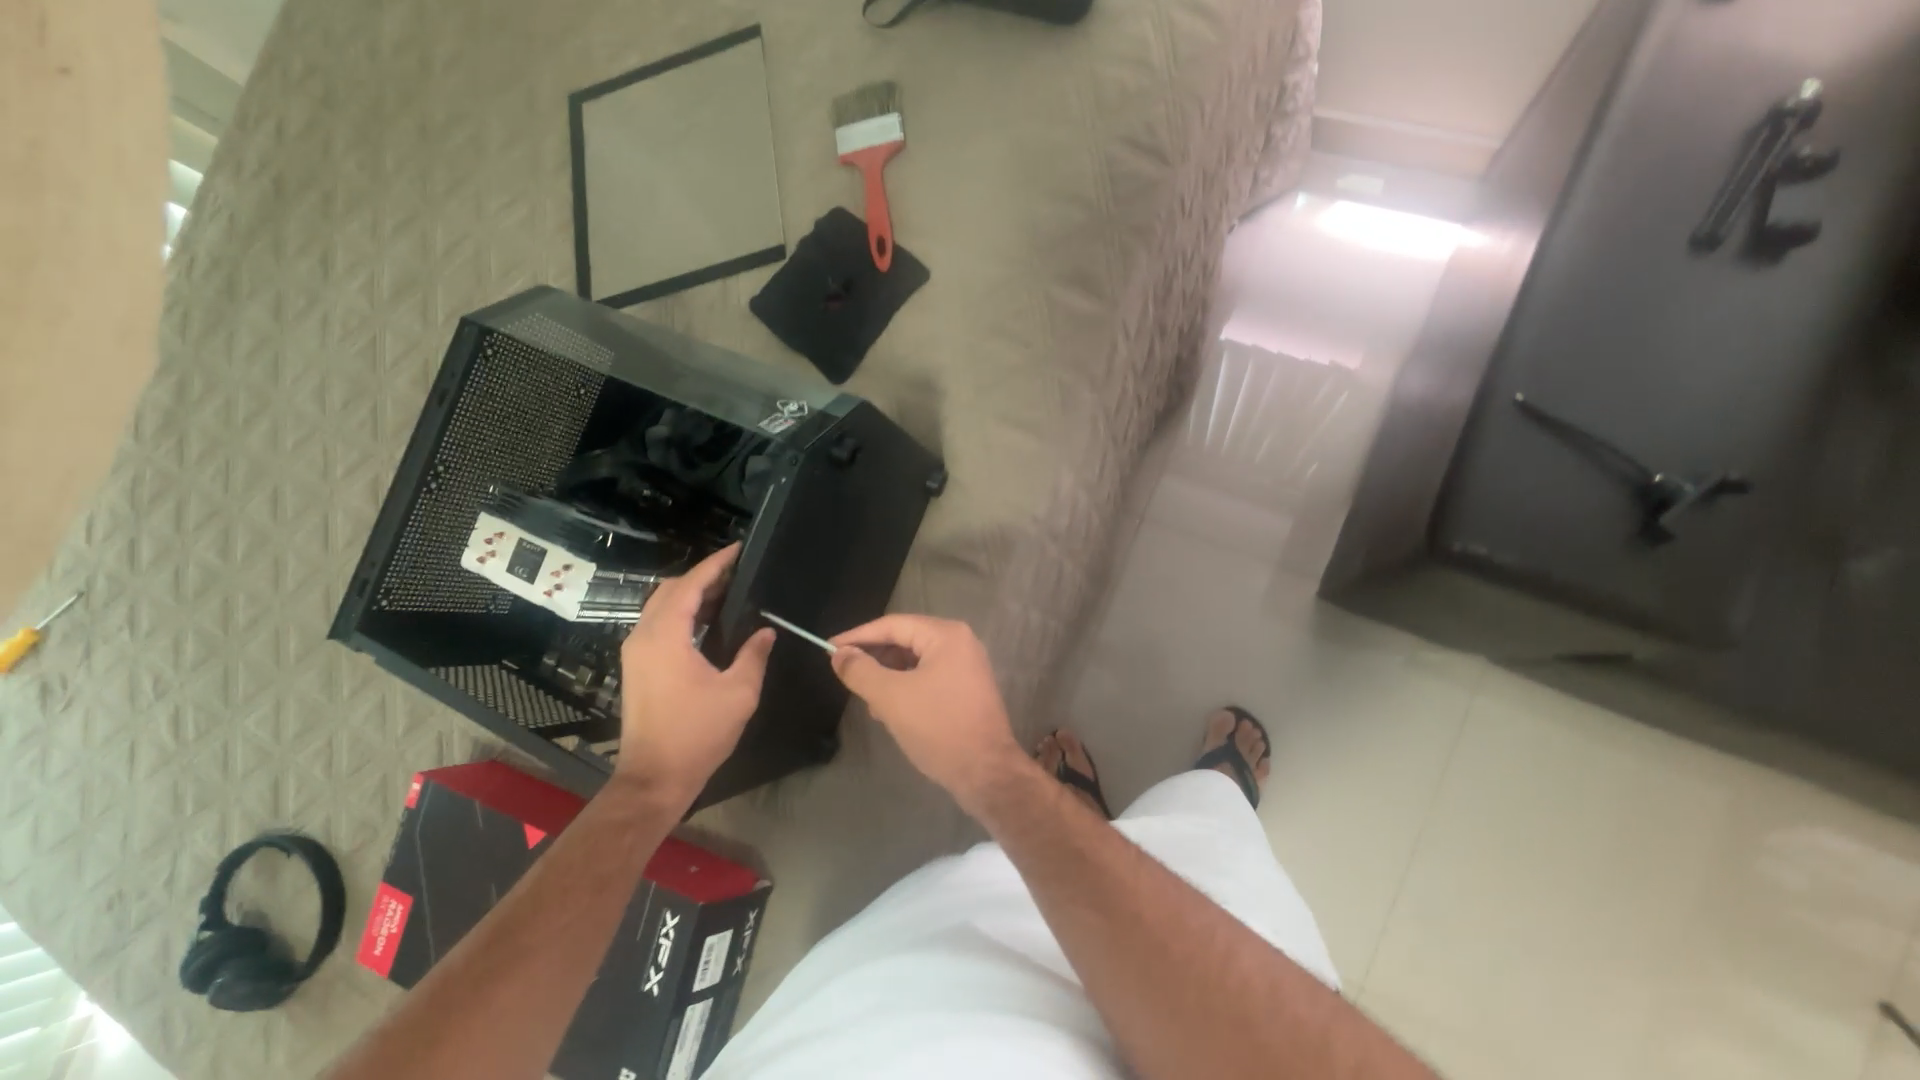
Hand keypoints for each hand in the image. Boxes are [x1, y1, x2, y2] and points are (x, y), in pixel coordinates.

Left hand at [616, 544, 774, 804]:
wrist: (655, 776)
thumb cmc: (698, 734)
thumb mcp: (739, 693)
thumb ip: (754, 655)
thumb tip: (765, 631)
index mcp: (666, 636)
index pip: (690, 585)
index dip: (715, 564)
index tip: (738, 550)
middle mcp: (643, 636)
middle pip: (670, 590)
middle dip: (702, 577)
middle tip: (737, 573)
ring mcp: (636, 652)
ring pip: (660, 608)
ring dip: (691, 597)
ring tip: (727, 594)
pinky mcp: (637, 667)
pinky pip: (658, 626)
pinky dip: (681, 615)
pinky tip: (708, 625)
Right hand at [830, 615, 1026, 805]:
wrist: (986, 772)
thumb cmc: (938, 728)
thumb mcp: (891, 697)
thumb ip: (861, 671)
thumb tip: (840, 654)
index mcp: (946, 635)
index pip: (893, 625)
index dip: (858, 636)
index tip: (829, 649)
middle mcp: (960, 643)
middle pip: (905, 641)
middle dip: (875, 660)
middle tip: (846, 676)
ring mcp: (966, 668)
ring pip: (915, 663)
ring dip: (889, 678)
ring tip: (870, 702)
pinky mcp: (966, 691)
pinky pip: (928, 679)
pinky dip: (906, 690)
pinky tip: (890, 712)